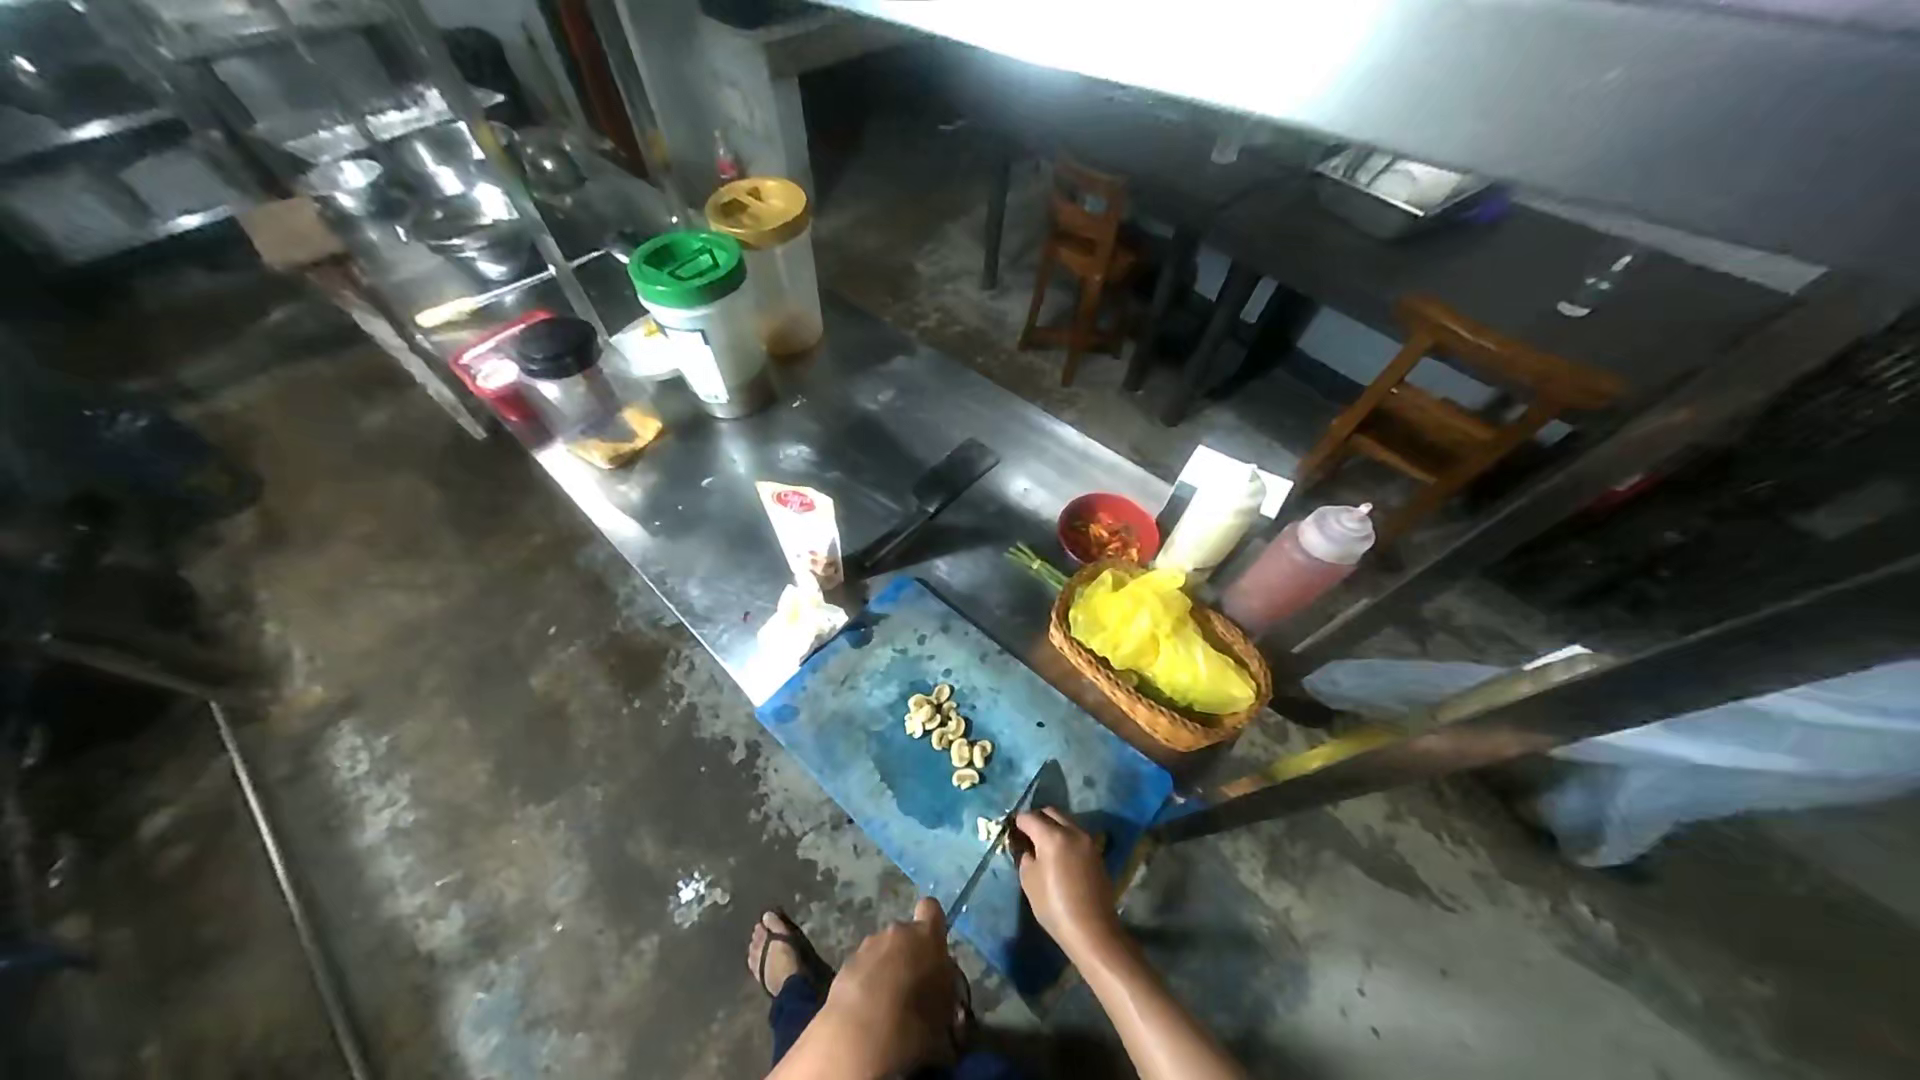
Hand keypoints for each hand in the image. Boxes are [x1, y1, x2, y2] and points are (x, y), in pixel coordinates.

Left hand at [818, 896, 956, 1073]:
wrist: (864, 1041)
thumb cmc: (918, 1023)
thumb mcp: (947, 1008)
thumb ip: (943, 984)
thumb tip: (938, 981)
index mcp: (925, 936)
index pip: (931, 908)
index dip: (932, 923)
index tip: (931, 945)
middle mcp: (895, 933)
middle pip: (903, 935)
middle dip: (905, 955)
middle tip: (908, 989)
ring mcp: (866, 948)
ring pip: (878, 953)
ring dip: (882, 972)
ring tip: (883, 1008)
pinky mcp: (843, 968)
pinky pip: (859, 972)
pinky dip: (862, 987)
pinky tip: (863, 1016)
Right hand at [1013, 808, 1121, 954]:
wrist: (1092, 929)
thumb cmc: (1054, 906)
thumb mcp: (1029, 881)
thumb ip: (1025, 857)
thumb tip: (1029, 849)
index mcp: (1052, 836)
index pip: (1029, 817)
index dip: (1018, 822)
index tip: (1012, 831)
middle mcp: (1072, 831)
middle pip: (1051, 812)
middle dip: (1037, 818)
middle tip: (1027, 834)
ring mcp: (1088, 842)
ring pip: (1067, 822)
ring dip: (1054, 827)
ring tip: (1044, 845)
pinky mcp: (1097, 854)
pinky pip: (1077, 836)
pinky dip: (1066, 838)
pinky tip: (1060, 856)